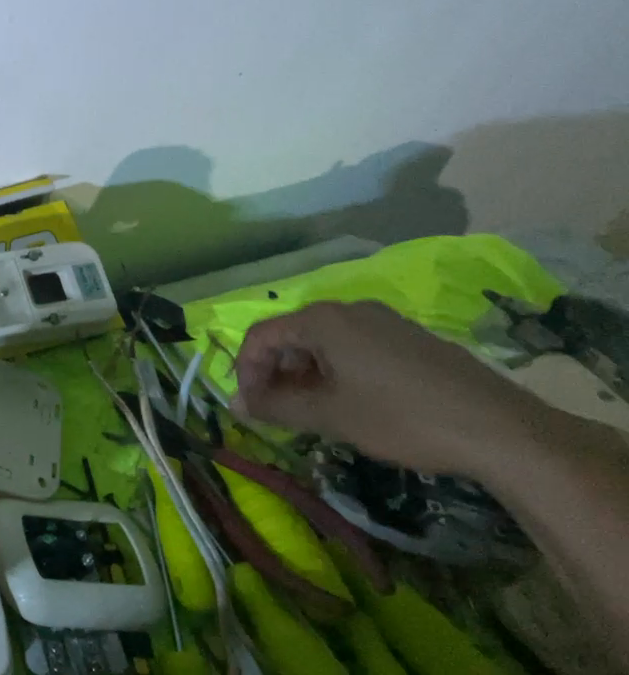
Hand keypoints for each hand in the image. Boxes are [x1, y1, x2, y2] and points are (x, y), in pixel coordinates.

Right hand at [234, 300, 542, 476]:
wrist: (506, 433)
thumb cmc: (402, 418)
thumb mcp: (329, 416)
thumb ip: (276, 407)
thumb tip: (236, 405)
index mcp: (322, 320)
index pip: (261, 336)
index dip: (246, 371)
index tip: (250, 406)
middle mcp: (351, 311)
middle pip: (294, 336)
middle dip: (278, 373)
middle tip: (279, 410)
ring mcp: (388, 323)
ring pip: (328, 344)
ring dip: (309, 374)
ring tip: (316, 411)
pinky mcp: (416, 341)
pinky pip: (360, 349)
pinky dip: (342, 372)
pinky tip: (358, 404)